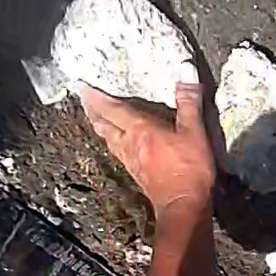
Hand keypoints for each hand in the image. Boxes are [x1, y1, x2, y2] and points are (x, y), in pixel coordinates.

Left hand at [78, 79, 215, 228]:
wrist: (183, 207)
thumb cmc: (189, 169)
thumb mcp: (194, 131)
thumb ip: (189, 101)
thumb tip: (186, 68)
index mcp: (140, 129)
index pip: (112, 109)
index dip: (96, 96)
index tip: (81, 86)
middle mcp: (129, 144)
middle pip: (104, 125)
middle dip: (93, 112)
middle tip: (85, 101)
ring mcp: (131, 161)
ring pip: (109, 140)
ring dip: (101, 127)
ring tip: (97, 119)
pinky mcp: (137, 174)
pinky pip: (119, 152)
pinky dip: (113, 142)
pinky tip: (118, 144)